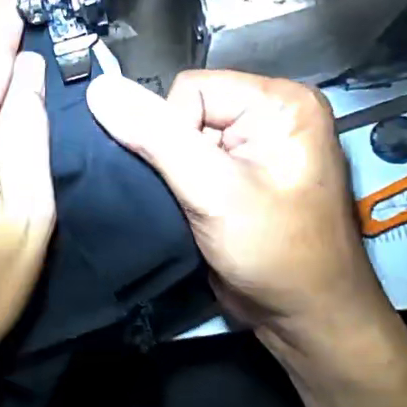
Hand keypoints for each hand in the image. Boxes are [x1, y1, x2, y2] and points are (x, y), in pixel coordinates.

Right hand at [85, 67, 393, 344]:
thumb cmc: (277, 253)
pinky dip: (182, 189)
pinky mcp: (241, 177)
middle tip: (198, 199)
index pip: (191, 90)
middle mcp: (271, 116)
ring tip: (197, 209)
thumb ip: (156, 137)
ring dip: (177, 177)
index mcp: (280, 102)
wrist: (305, 316)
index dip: (175, 134)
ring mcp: (256, 149)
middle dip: (177, 158)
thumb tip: (101, 90)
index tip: (192, 182)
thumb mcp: (213, 190)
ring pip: (183, 143)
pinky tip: (192, 212)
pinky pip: (192, 165)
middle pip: (186, 114)